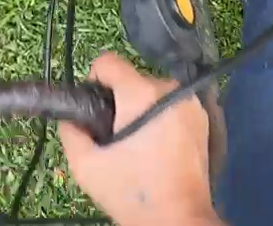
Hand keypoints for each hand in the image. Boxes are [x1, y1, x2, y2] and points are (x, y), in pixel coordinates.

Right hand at [58, 53, 221, 225]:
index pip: (107, 62)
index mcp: (140, 93)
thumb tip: (70, 115)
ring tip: (139, 145)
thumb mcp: (86, 167)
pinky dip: (161, 117)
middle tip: (118, 138)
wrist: (179, 221)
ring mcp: (189, 101)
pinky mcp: (202, 117)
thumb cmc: (133, 194)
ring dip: (141, 109)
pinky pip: (170, 104)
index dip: (94, 81)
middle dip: (119, 103)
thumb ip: (71, 132)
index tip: (95, 110)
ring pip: (151, 92)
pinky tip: (158, 146)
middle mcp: (168, 88)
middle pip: (130, 80)